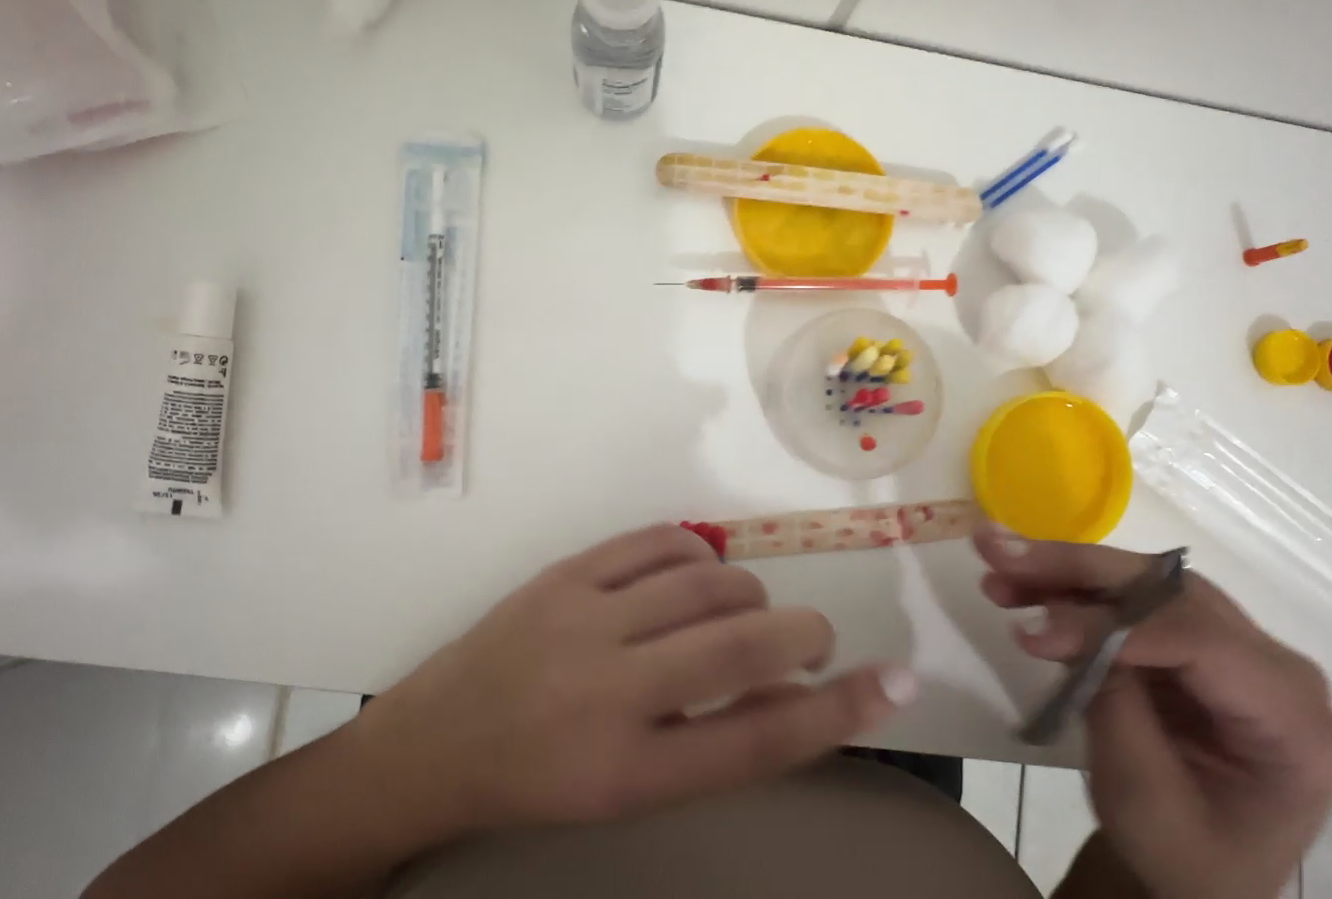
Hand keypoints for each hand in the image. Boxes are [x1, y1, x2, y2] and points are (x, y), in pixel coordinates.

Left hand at [349, 524, 914, 833]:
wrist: (437, 744)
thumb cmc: (543, 781)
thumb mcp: (630, 790)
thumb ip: (713, 743)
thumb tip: (791, 685)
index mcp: (632, 771)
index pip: (760, 740)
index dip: (840, 713)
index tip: (895, 684)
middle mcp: (612, 692)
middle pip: (743, 646)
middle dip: (804, 637)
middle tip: (813, 642)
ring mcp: (583, 621)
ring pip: (706, 583)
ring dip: (750, 594)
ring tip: (747, 612)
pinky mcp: (562, 576)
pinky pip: (656, 542)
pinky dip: (698, 552)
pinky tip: (700, 572)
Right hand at [976, 530, 1331, 898]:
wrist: (1197, 878)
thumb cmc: (1182, 857)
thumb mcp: (1146, 798)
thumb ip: (1115, 706)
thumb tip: (1059, 623)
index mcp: (1293, 721)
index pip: (1201, 642)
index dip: (1110, 624)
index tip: (1030, 632)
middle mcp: (1276, 669)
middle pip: (1171, 594)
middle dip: (1078, 569)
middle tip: (999, 553)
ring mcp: (1237, 651)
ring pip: (1146, 584)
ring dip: (1066, 571)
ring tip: (995, 561)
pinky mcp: (1196, 645)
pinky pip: (1133, 601)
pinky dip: (1073, 590)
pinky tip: (1022, 585)